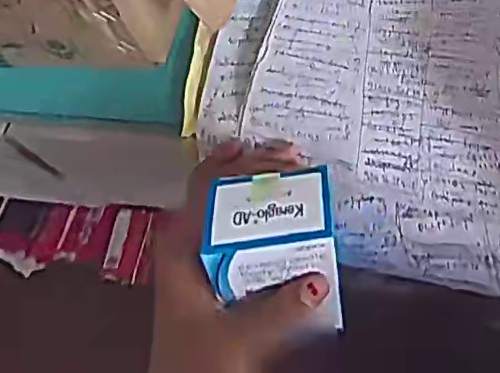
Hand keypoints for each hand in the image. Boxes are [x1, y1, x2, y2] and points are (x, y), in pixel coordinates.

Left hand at [150, 141, 332, 372]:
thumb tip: (318, 279)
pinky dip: (259, 210)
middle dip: (256, 166)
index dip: (231, 160)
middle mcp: (187, 243)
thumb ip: (280, 309)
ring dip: (258, 183)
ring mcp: (198, 256)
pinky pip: (236, 226)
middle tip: (291, 158)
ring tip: (289, 169)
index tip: (261, 148)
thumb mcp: (237, 338)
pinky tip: (281, 206)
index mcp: (181, 247)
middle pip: (219, 186)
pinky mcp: (213, 271)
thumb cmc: (192, 368)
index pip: (202, 183)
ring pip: (228, 203)